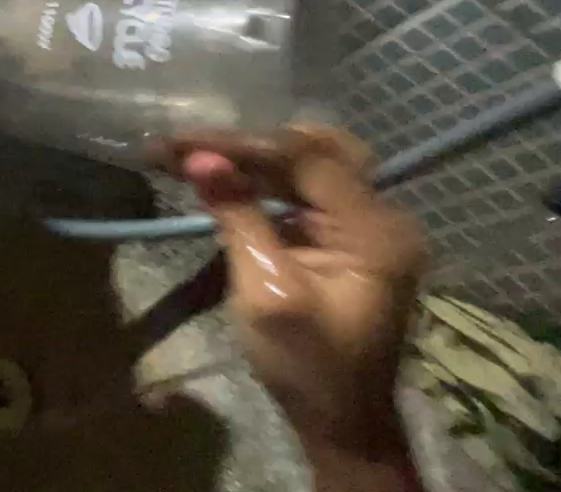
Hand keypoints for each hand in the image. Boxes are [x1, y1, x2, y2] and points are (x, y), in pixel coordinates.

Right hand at [173, 125, 426, 459]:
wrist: (340, 421)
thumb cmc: (305, 363)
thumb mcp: (266, 290)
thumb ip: (239, 217)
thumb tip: (200, 159)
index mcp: (374, 231)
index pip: (305, 159)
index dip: (241, 144)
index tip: (181, 144)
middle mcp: (379, 217)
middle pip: (315, 147)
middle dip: (249, 140)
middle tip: (189, 145)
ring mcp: (364, 225)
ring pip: (307, 162)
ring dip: (249, 155)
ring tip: (190, 155)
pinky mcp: (344, 235)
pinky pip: (301, 187)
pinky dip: (258, 176)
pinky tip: (219, 177)